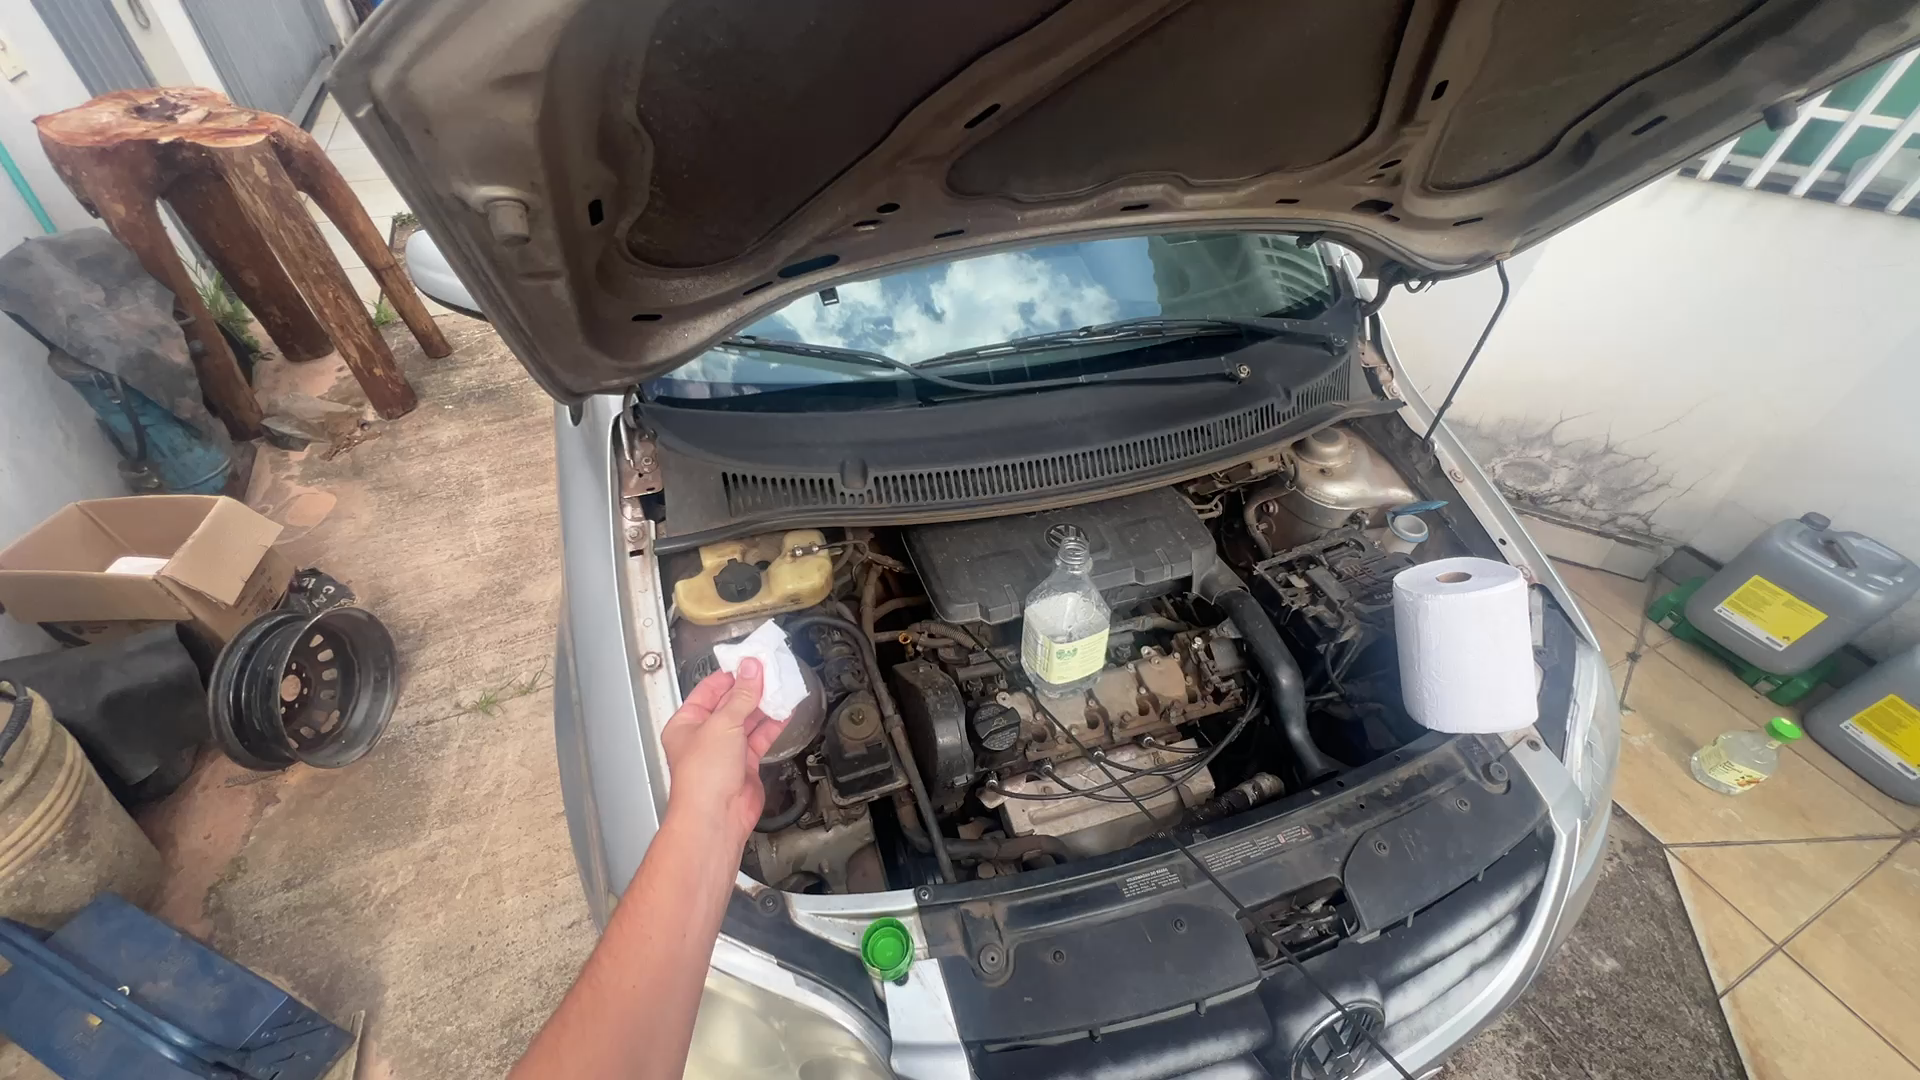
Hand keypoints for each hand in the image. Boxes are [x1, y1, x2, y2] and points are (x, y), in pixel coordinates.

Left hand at [660, 659, 786, 844]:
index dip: (732, 674)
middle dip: (752, 689)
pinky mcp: (745, 764)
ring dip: (765, 705)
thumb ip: (741, 696)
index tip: (751, 661)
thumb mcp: (723, 724)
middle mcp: (705, 736)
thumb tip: (751, 670)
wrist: (716, 817)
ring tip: (781, 687)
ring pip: (749, 720)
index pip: (710, 689)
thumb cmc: (703, 778)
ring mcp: (726, 750)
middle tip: (771, 672)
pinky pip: (760, 737)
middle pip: (731, 703)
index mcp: (687, 723)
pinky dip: (773, 724)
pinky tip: (785, 712)